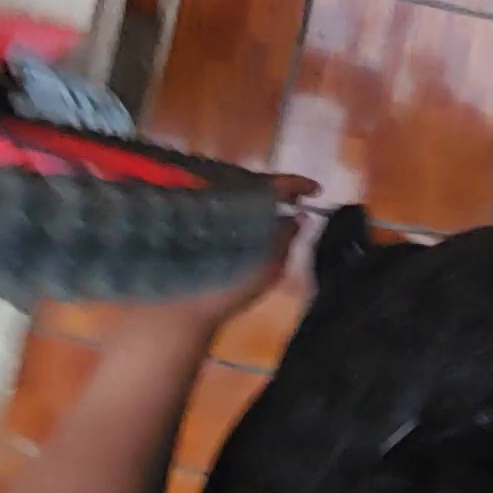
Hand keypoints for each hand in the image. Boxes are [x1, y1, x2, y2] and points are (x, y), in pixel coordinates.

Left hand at [120, 175, 319, 335]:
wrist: (176, 311)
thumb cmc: (228, 288)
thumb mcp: (271, 266)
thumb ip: (288, 237)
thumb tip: (300, 217)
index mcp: (245, 199)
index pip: (279, 182)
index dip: (299, 183)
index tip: (316, 190)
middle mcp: (221, 195)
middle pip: (255, 184)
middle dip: (276, 192)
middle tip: (294, 203)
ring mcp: (200, 207)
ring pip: (235, 195)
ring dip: (254, 203)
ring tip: (270, 216)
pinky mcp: (184, 223)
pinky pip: (217, 209)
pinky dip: (234, 215)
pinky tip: (240, 231)